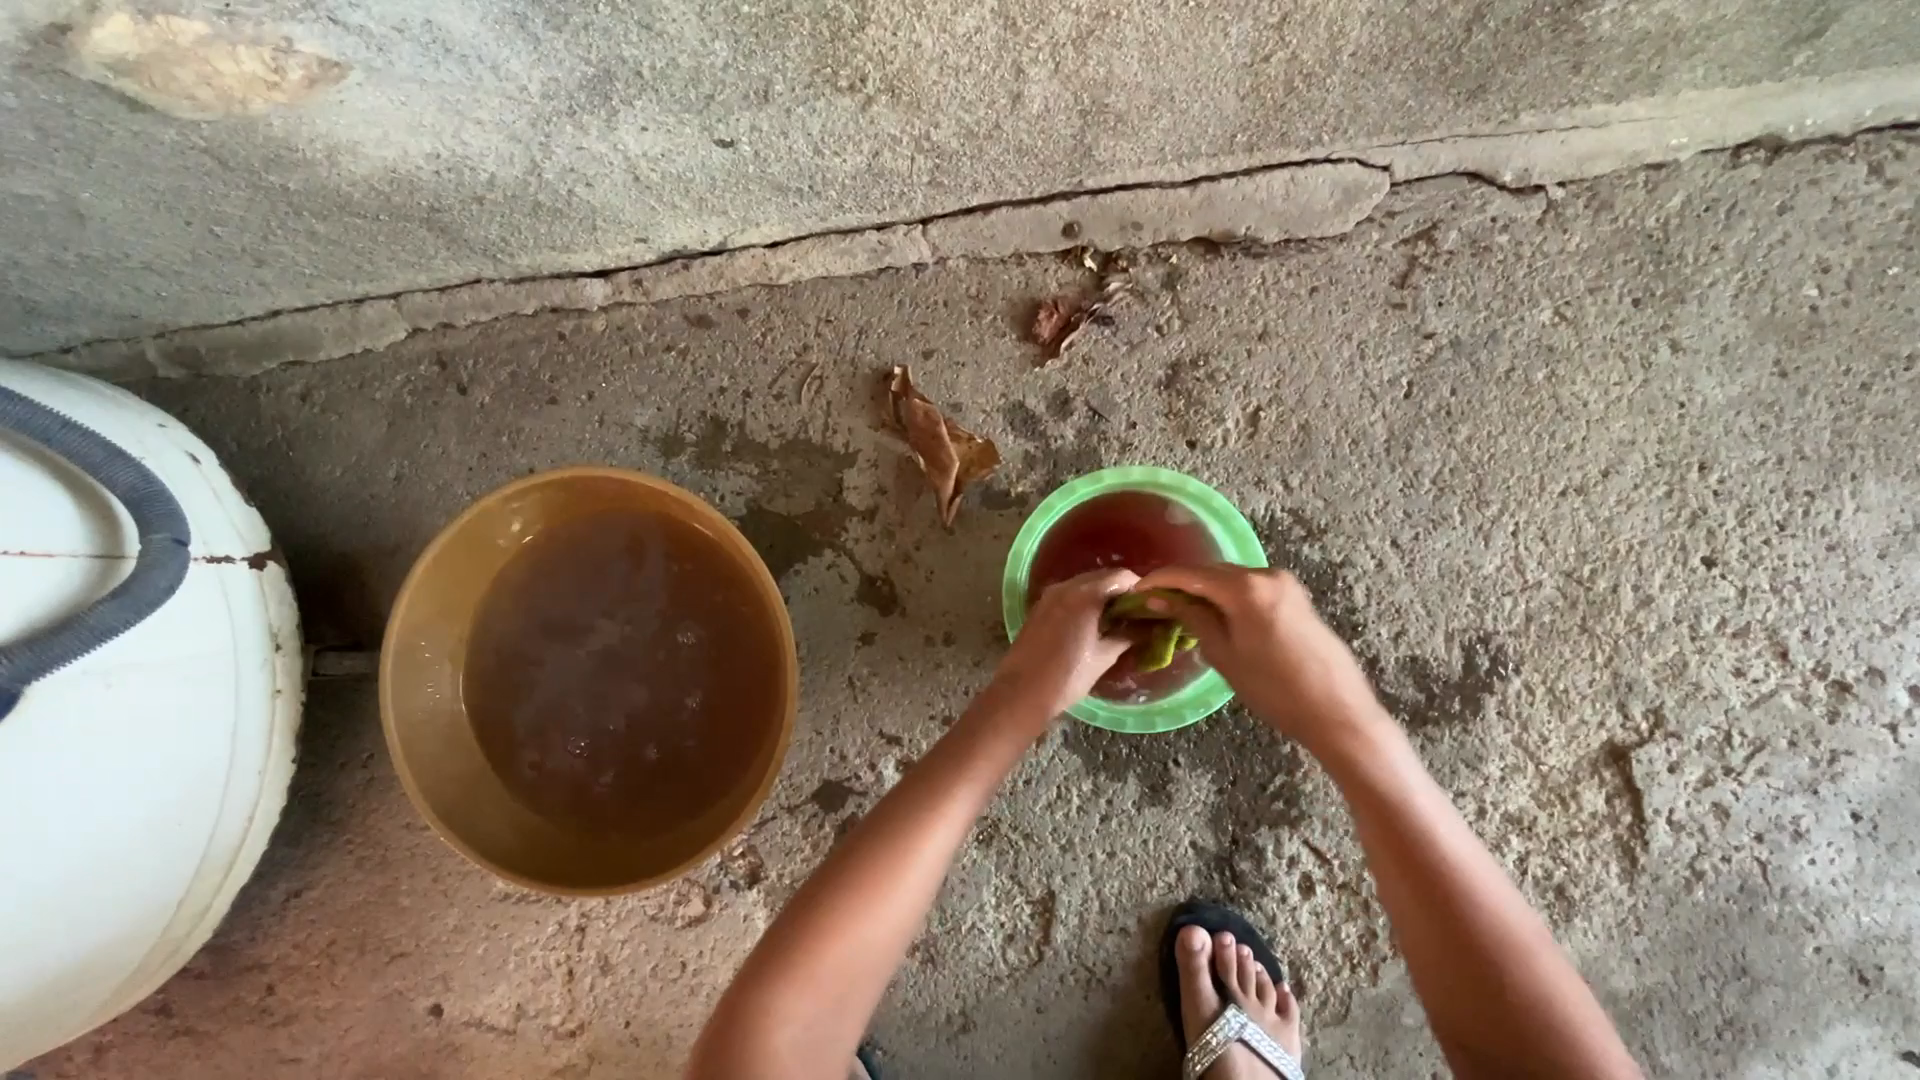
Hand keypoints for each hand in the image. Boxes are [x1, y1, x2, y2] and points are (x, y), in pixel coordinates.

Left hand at [987, 568, 1139, 724]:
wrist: (1021, 692)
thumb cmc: (1067, 676)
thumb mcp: (1104, 656)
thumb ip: (1127, 636)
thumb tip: (1148, 627)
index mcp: (1085, 594)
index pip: (1121, 576)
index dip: (1139, 589)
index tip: (1150, 606)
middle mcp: (1065, 587)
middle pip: (1101, 576)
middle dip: (1120, 591)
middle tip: (1135, 613)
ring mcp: (1048, 595)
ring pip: (1083, 584)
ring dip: (1101, 595)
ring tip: (1115, 620)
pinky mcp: (1038, 607)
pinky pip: (1068, 594)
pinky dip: (1083, 601)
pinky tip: (1091, 623)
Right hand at [1133, 565, 1388, 752]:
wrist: (1337, 712)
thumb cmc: (1274, 689)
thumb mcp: (1224, 654)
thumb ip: (1191, 618)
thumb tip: (1160, 598)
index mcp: (1245, 587)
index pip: (1189, 574)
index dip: (1159, 580)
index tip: (1137, 592)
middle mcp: (1266, 575)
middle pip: (1212, 571)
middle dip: (1182, 584)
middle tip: (1155, 603)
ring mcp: (1285, 585)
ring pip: (1232, 579)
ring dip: (1206, 591)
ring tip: (1182, 612)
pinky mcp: (1296, 598)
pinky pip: (1252, 589)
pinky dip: (1229, 598)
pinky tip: (1217, 617)